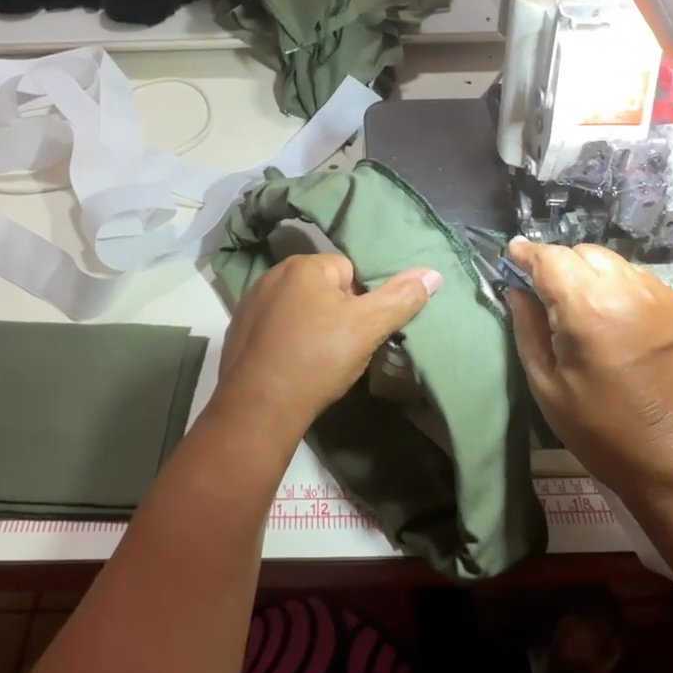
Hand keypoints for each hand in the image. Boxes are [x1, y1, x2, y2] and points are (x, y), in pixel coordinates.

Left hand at [214, 255, 439, 437]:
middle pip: (324, 288)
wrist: (259, 407)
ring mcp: (252, 301)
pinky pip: (276, 326)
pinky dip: (287, 340)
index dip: (362, 302)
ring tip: (318, 360)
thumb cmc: (318, 359)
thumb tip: (432, 273)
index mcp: (305, 266)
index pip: (350, 271)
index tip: (359, 332)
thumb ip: (400, 298)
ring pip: (300, 307)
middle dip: (337, 313)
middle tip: (341, 348)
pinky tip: (292, 365)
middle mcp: (274, 274)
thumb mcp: (368, 328)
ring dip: (312, 325)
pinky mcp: (239, 329)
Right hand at [506, 239, 672, 501]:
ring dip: (594, 277)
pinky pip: (645, 284)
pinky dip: (624, 291)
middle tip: (549, 295)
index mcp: (588, 308)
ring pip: (618, 264)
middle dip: (561, 265)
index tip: (513, 257)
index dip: (527, 254)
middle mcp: (629, 290)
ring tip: (588, 312)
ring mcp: (665, 297)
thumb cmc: (605, 432)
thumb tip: (517, 291)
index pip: (550, 257)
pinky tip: (622, 326)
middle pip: (584, 253)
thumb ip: (528, 329)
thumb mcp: (548, 387)